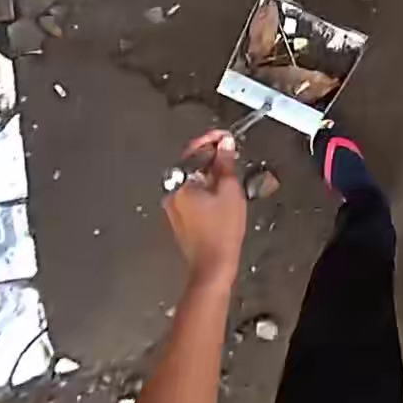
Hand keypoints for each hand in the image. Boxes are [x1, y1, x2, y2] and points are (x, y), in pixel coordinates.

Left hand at [163, 130, 246, 289]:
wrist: (213, 265)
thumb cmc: (222, 229)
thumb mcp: (229, 189)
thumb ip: (225, 162)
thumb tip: (225, 143)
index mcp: (180, 184)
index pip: (192, 151)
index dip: (210, 140)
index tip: (225, 136)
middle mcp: (172, 193)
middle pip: (190, 164)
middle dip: (210, 154)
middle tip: (229, 149)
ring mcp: (174, 207)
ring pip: (192, 178)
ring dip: (209, 169)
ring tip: (229, 167)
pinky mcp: (181, 218)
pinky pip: (192, 193)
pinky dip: (205, 185)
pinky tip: (221, 188)